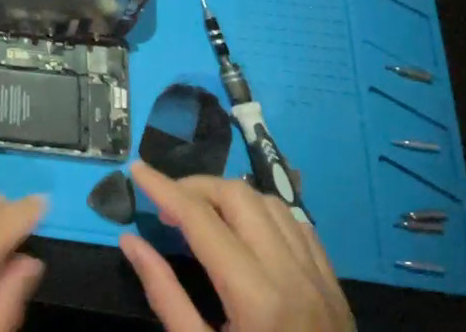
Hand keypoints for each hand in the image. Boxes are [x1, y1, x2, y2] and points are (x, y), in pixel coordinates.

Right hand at [119, 162, 352, 331]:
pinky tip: (245, 231)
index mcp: (255, 295)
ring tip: (202, 214)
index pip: (200, 217)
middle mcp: (291, 274)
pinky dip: (265, 214)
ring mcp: (319, 278)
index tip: (136, 170)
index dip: (164, 188)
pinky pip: (299, 226)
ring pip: (270, 203)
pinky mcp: (335, 286)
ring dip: (230, 198)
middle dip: (196, 188)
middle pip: (237, 197)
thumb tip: (131, 243)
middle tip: (167, 204)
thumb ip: (165, 296)